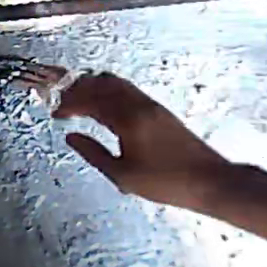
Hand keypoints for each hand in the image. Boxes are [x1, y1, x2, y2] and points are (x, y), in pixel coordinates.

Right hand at [54, 73, 239, 211]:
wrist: (211, 181)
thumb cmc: (165, 182)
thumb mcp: (122, 176)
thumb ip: (93, 153)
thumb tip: (71, 136)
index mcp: (128, 119)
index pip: (90, 100)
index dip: (69, 104)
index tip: (55, 113)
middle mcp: (139, 105)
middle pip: (102, 84)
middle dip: (77, 90)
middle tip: (62, 102)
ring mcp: (151, 104)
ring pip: (115, 83)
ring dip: (94, 87)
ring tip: (79, 100)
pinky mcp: (159, 110)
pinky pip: (127, 90)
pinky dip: (109, 91)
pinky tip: (103, 105)